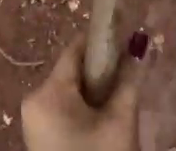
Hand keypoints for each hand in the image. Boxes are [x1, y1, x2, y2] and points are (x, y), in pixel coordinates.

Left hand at [21, 40, 140, 150]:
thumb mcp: (120, 119)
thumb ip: (130, 77)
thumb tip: (141, 42)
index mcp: (47, 92)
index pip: (77, 47)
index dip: (105, 39)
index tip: (130, 37)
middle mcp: (34, 101)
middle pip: (75, 69)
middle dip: (105, 69)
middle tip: (132, 74)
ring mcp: (35, 122)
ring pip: (73, 90)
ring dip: (99, 90)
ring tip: (123, 97)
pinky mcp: (42, 138)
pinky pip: (67, 109)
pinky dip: (88, 107)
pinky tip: (108, 119)